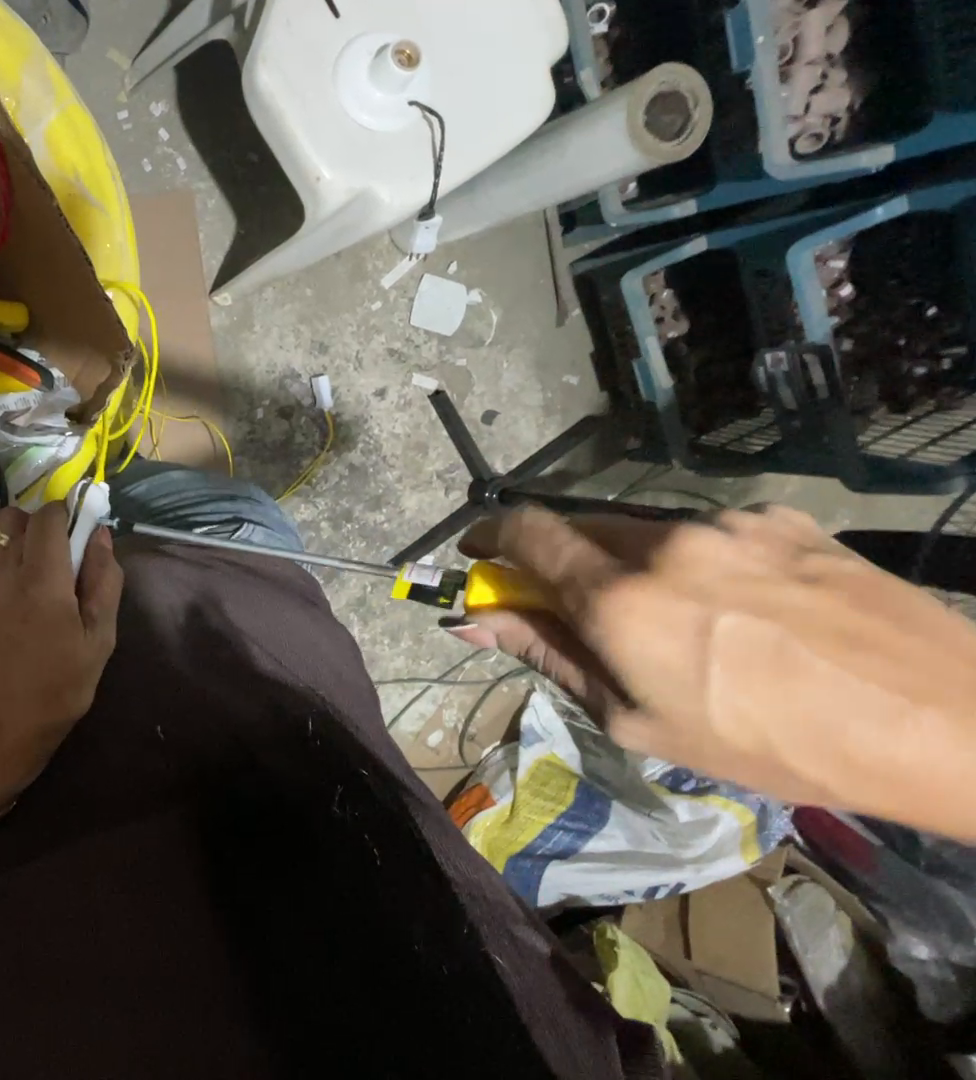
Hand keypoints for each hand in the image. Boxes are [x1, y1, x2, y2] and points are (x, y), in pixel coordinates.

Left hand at [0, 502, 124, 816]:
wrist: (4, 722)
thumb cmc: (61, 687)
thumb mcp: (100, 639)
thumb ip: (104, 581)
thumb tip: (102, 534)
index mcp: (42, 583)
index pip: (48, 517)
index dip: (69, 512)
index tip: (84, 527)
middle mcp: (5, 573)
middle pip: (18, 516)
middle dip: (44, 520)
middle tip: (64, 548)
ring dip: (16, 528)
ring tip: (38, 556)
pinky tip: (19, 571)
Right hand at [450, 505, 975, 838]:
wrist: (952, 725)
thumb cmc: (771, 744)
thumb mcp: (636, 718)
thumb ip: (548, 654)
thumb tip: (475, 619)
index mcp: (619, 596)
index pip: (523, 532)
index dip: (488, 538)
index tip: (479, 558)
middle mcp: (664, 542)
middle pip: (575, 527)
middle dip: (555, 559)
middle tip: (571, 605)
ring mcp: (728, 524)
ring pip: (641, 529)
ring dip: (624, 561)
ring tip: (673, 617)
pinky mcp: (783, 521)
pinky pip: (706, 530)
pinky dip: (690, 558)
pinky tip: (735, 603)